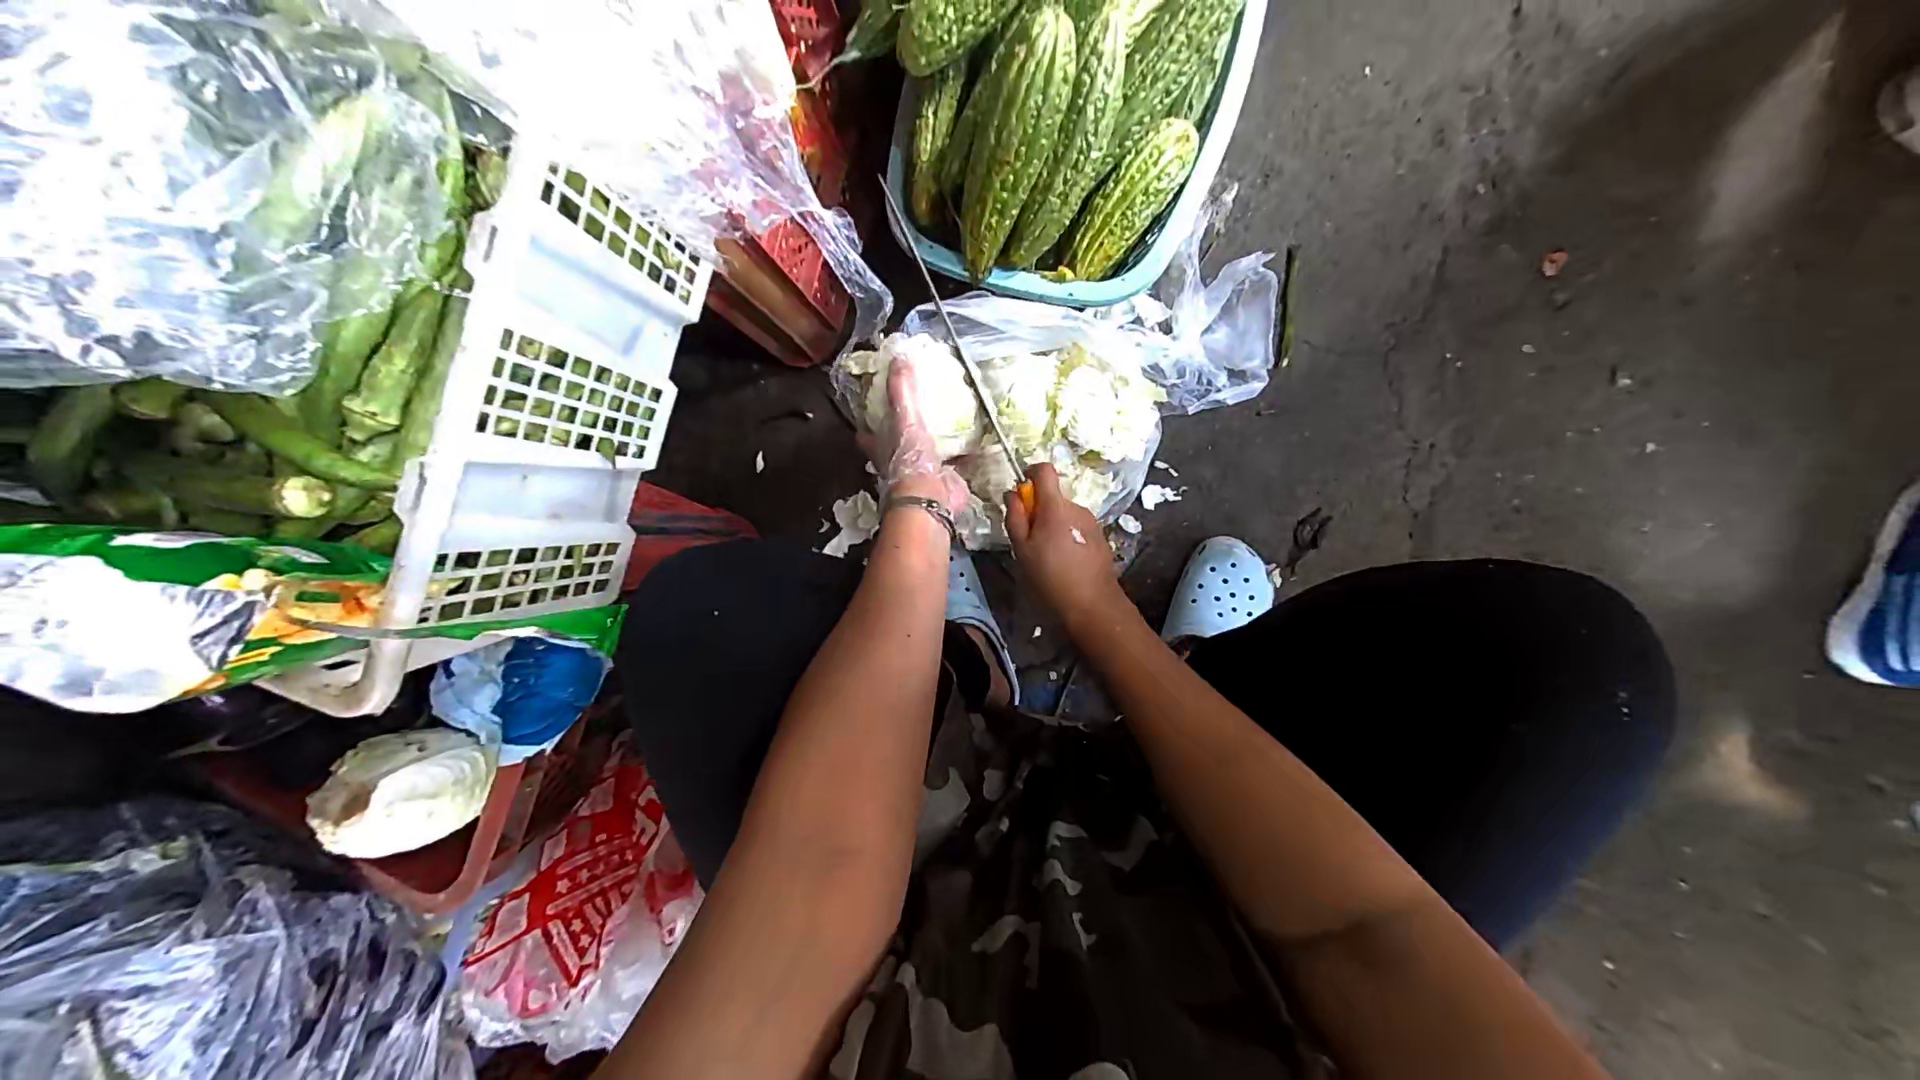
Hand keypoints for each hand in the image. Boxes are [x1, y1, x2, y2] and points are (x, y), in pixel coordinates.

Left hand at [872, 355, 969, 515]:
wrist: (931, 497)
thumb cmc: (909, 459)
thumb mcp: (903, 418)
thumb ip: (901, 390)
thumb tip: (899, 356)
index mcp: (880, 448)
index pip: (867, 433)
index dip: (868, 422)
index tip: (874, 407)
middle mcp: (898, 462)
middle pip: (896, 444)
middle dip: (905, 432)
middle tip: (918, 411)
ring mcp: (922, 473)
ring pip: (927, 454)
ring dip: (936, 442)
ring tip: (949, 420)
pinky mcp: (946, 480)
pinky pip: (956, 463)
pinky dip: (964, 453)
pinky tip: (975, 440)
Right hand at [1004, 463, 1128, 629]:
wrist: (1093, 603)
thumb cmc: (1051, 577)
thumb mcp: (1022, 549)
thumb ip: (1015, 517)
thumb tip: (1012, 493)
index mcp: (1055, 507)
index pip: (1045, 470)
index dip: (1030, 473)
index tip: (1021, 490)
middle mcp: (1076, 508)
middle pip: (1053, 497)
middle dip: (1038, 511)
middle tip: (1029, 540)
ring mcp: (1091, 521)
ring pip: (1065, 514)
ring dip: (1053, 525)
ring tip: (1047, 555)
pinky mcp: (1100, 536)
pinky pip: (1076, 527)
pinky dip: (1066, 536)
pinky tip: (1064, 561)